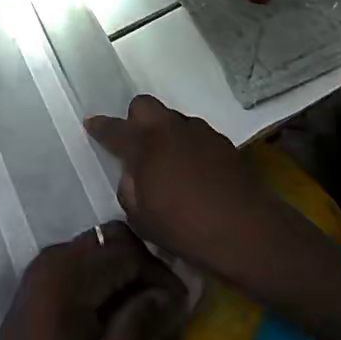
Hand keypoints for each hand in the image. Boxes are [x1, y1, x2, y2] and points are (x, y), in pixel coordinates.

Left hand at [0, 221, 182, 339]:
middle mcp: (57, 255)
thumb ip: (139, 324)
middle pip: (111, 235)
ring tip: (144, 300)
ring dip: (124, 261)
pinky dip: (105, 266)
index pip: (127, 252)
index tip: (180, 302)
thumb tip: (169, 294)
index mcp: (70, 275)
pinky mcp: (42, 269)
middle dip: (143, 260)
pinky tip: (115, 300)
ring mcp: (46, 259)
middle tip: (163, 297)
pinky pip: (82, 252)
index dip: (159, 273)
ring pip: (97, 240)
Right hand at [84, 95, 281, 275]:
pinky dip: (189, 147)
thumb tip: (132, 175)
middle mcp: (169, 129)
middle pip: (144, 106)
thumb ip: (129, 189)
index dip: (99, 127)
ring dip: (166, 133)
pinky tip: (196, 173)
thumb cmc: (186, 229)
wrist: (249, 233)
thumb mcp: (141, 218)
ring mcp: (200, 133)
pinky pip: (197, 136)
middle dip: (135, 119)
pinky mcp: (225, 144)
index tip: (91, 124)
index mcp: (143, 145)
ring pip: (173, 119)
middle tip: (136, 145)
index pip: (113, 129)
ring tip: (169, 163)